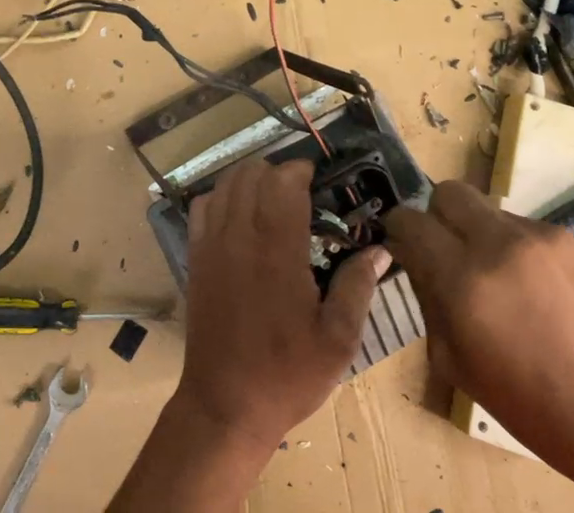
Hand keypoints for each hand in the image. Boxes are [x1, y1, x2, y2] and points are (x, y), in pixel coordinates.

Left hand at [173, 158, 390, 448]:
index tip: (320, 180)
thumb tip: (378, 249)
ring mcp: (211, 246)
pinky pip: (202, 207)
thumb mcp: (338, 339)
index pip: (282, 183)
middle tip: (302, 191)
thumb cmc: (288, 375)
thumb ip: (357, 286)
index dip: (301, 171)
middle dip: (278, 172)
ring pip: (225, 185)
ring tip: (273, 197)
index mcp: (277, 252)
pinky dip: (222, 196)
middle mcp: (239, 238)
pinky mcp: (195, 258)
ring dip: (250, 179)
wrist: (226, 403)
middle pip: (251, 175)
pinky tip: (240, 213)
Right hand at [383, 180, 573, 478]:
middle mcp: (499, 245)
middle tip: (447, 254)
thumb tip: (421, 266)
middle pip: (448, 192)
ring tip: (500, 282)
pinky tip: (537, 291)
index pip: (409, 221)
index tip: (406, 251)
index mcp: (463, 280)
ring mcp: (542, 238)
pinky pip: (525, 229)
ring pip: (489, 210)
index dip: (400, 233)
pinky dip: (517, 250)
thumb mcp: (455, 363)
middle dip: (439, 218)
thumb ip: (429, 302)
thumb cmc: (534, 407)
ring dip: (480, 235)